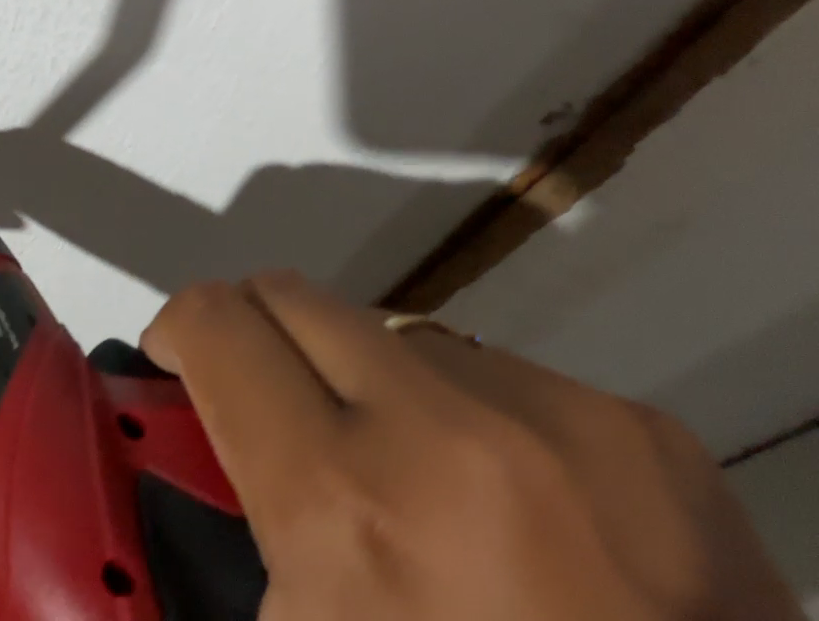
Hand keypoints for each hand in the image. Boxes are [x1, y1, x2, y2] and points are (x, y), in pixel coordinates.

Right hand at [141, 271, 801, 620]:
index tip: (183, 369)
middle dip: (258, 339)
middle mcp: (444, 430)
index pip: (214, 322)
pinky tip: (509, 503)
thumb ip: (220, 527)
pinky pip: (498, 372)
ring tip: (408, 477)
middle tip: (269, 408)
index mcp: (340, 498)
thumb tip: (178, 454)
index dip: (180, 334)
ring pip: (394, 334)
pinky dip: (468, 415)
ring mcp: (557, 417)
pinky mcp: (644, 429)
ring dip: (369, 383)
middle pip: (291, 294)